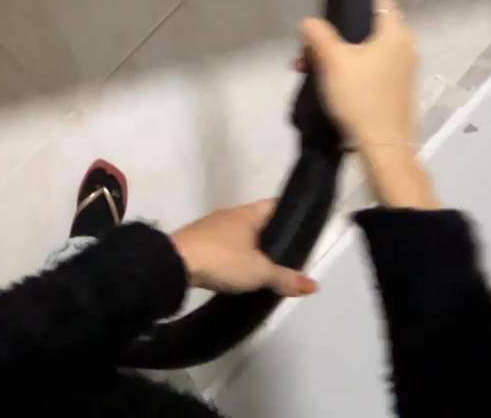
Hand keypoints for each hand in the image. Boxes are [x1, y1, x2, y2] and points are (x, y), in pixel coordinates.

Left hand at [170, 201, 317, 296]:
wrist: (177, 262)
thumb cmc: (223, 259)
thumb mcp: (260, 271)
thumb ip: (286, 277)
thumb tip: (314, 285)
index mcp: (246, 214)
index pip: (273, 205)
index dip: (288, 213)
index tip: (303, 226)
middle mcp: (229, 215)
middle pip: (257, 221)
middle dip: (273, 236)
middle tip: (292, 255)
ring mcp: (212, 227)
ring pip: (241, 234)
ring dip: (254, 248)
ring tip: (271, 267)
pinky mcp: (200, 241)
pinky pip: (227, 246)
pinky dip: (238, 256)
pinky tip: (243, 271)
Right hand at [295, 0, 418, 147]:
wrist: (382, 146)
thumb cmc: (361, 95)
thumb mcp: (332, 59)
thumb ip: (317, 33)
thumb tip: (309, 23)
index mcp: (396, 34)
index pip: (379, 0)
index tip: (330, 6)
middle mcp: (403, 48)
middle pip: (363, 28)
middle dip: (331, 35)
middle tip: (308, 45)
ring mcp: (400, 70)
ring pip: (360, 50)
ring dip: (332, 54)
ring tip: (306, 66)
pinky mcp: (392, 89)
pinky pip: (365, 69)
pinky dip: (344, 70)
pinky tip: (320, 81)